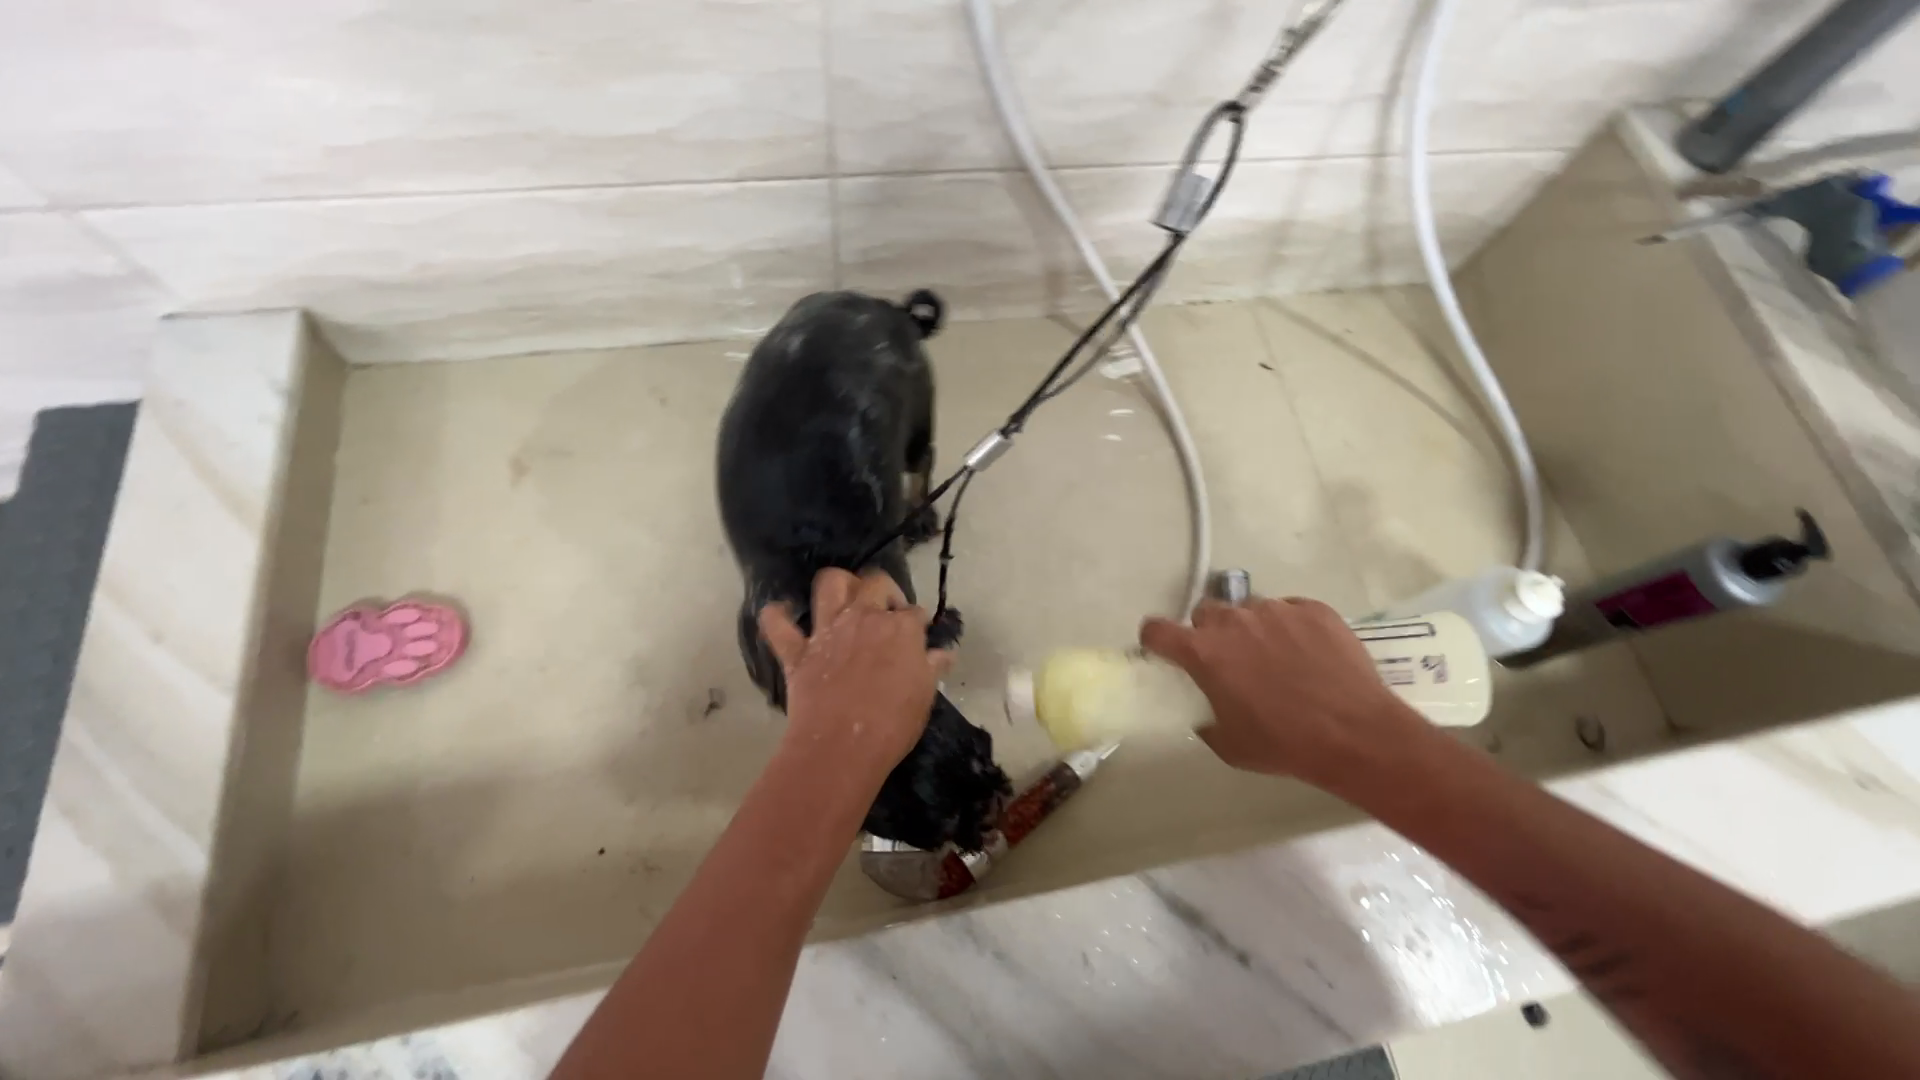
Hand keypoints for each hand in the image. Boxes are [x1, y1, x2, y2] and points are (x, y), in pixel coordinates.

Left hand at [759, 569, 953, 783]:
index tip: (918, 632)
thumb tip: (943, 653)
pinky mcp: (798, 651)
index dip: (917, 620)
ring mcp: (828, 631)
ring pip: (830, 584)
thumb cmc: (893, 724)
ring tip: (846, 597)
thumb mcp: (924, 696)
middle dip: (886, 590)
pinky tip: (781, 613)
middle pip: (876, 583)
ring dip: (839, 583)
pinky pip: (778, 625)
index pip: (914, 612)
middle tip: (888, 612)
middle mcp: (865, 618)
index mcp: (901, 629)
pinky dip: (777, 616)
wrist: (842, 746)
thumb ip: (931, 668)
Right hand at [1140, 597, 1433, 788]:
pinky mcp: (1314, 609)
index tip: (1164, 650)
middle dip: (1210, 632)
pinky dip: (1291, 628)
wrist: (1356, 735)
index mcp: (1204, 652)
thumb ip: (1206, 717)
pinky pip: (1291, 611)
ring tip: (1277, 658)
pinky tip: (1309, 655)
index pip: (1157, 630)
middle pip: (1206, 612)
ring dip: (1253, 629)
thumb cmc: (1284, 744)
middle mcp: (1235, 621)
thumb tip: (1206, 711)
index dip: (1156, 639)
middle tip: (1229, 660)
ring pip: (1251, 610)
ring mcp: (1277, 610)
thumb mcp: (1229, 744)